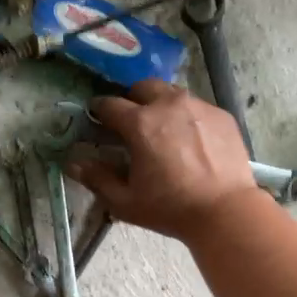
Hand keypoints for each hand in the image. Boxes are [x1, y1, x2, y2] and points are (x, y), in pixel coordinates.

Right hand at [67, 79, 258, 239]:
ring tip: (160, 131)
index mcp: (140, 124)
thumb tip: (73, 162)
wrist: (224, 209)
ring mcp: (198, 106)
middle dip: (130, 100)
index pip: (110, 105)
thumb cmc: (168, 208)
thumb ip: (96, 178)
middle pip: (142, 87)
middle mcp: (169, 104)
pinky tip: (187, 142)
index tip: (94, 118)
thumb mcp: (124, 201)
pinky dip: (184, 117)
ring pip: (171, 93)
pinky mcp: (220, 114)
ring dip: (158, 105)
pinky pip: (195, 106)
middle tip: (129, 123)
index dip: (98, 110)